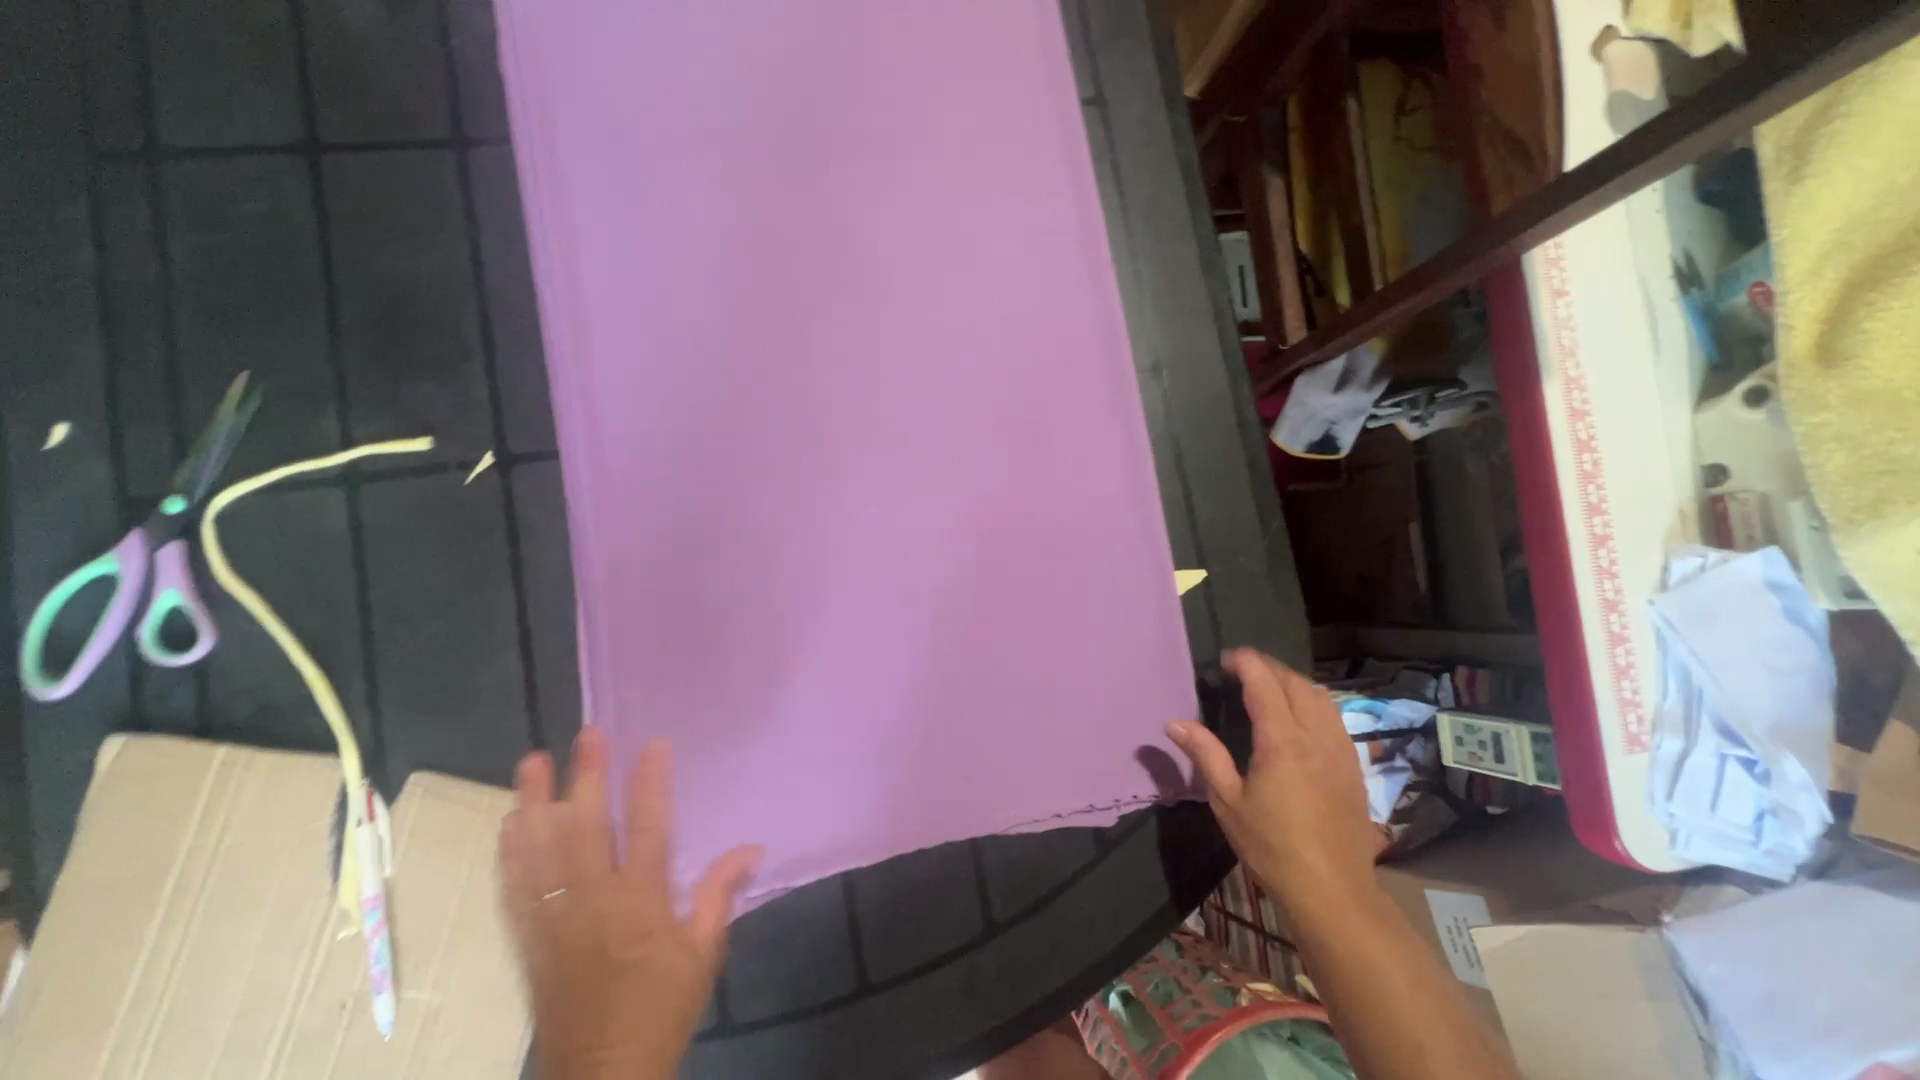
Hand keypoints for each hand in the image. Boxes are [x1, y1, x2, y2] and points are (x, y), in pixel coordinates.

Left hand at [499, 728, 761, 1079]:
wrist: (606, 1072)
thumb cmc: (663, 1009)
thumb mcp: (705, 954)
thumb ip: (719, 894)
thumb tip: (751, 847)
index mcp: (643, 903)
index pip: (649, 829)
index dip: (651, 783)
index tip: (653, 744)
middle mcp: (595, 902)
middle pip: (587, 828)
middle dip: (587, 777)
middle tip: (587, 733)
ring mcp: (555, 919)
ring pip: (541, 852)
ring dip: (534, 804)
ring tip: (532, 761)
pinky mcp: (529, 940)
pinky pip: (514, 890)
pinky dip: (509, 854)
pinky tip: (508, 823)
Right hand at [1166, 649, 1374, 918]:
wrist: (1331, 887)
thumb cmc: (1271, 846)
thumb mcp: (1227, 802)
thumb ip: (1205, 755)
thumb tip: (1175, 723)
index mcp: (1281, 741)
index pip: (1264, 683)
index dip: (1245, 663)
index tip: (1225, 660)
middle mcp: (1315, 736)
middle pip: (1295, 683)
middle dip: (1269, 668)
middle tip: (1242, 671)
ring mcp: (1340, 749)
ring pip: (1321, 697)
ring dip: (1294, 682)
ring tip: (1270, 688)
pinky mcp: (1353, 765)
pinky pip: (1334, 718)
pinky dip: (1314, 704)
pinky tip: (1300, 719)